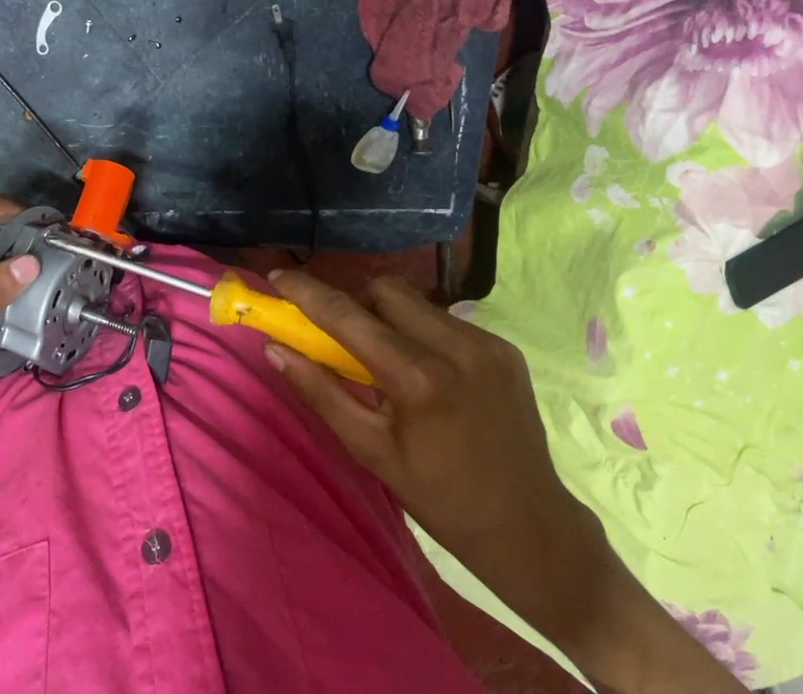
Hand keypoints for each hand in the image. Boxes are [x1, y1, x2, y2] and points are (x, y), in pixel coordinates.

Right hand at [263, 272, 590, 577]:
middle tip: (338, 335)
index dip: (307, 293)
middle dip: (354, 301)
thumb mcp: (370, 450)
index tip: (276, 277)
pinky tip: (422, 370)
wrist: (527, 524)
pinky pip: (446, 320)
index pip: (348, 316)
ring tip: (383, 357)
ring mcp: (486, 344)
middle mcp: (456, 347)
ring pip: (417, 302)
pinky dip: (420, 331)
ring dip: (388, 315)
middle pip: (385, 290)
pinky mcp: (505, 349)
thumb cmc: (437, 496)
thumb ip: (321, 393)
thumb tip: (275, 349)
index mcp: (417, 378)